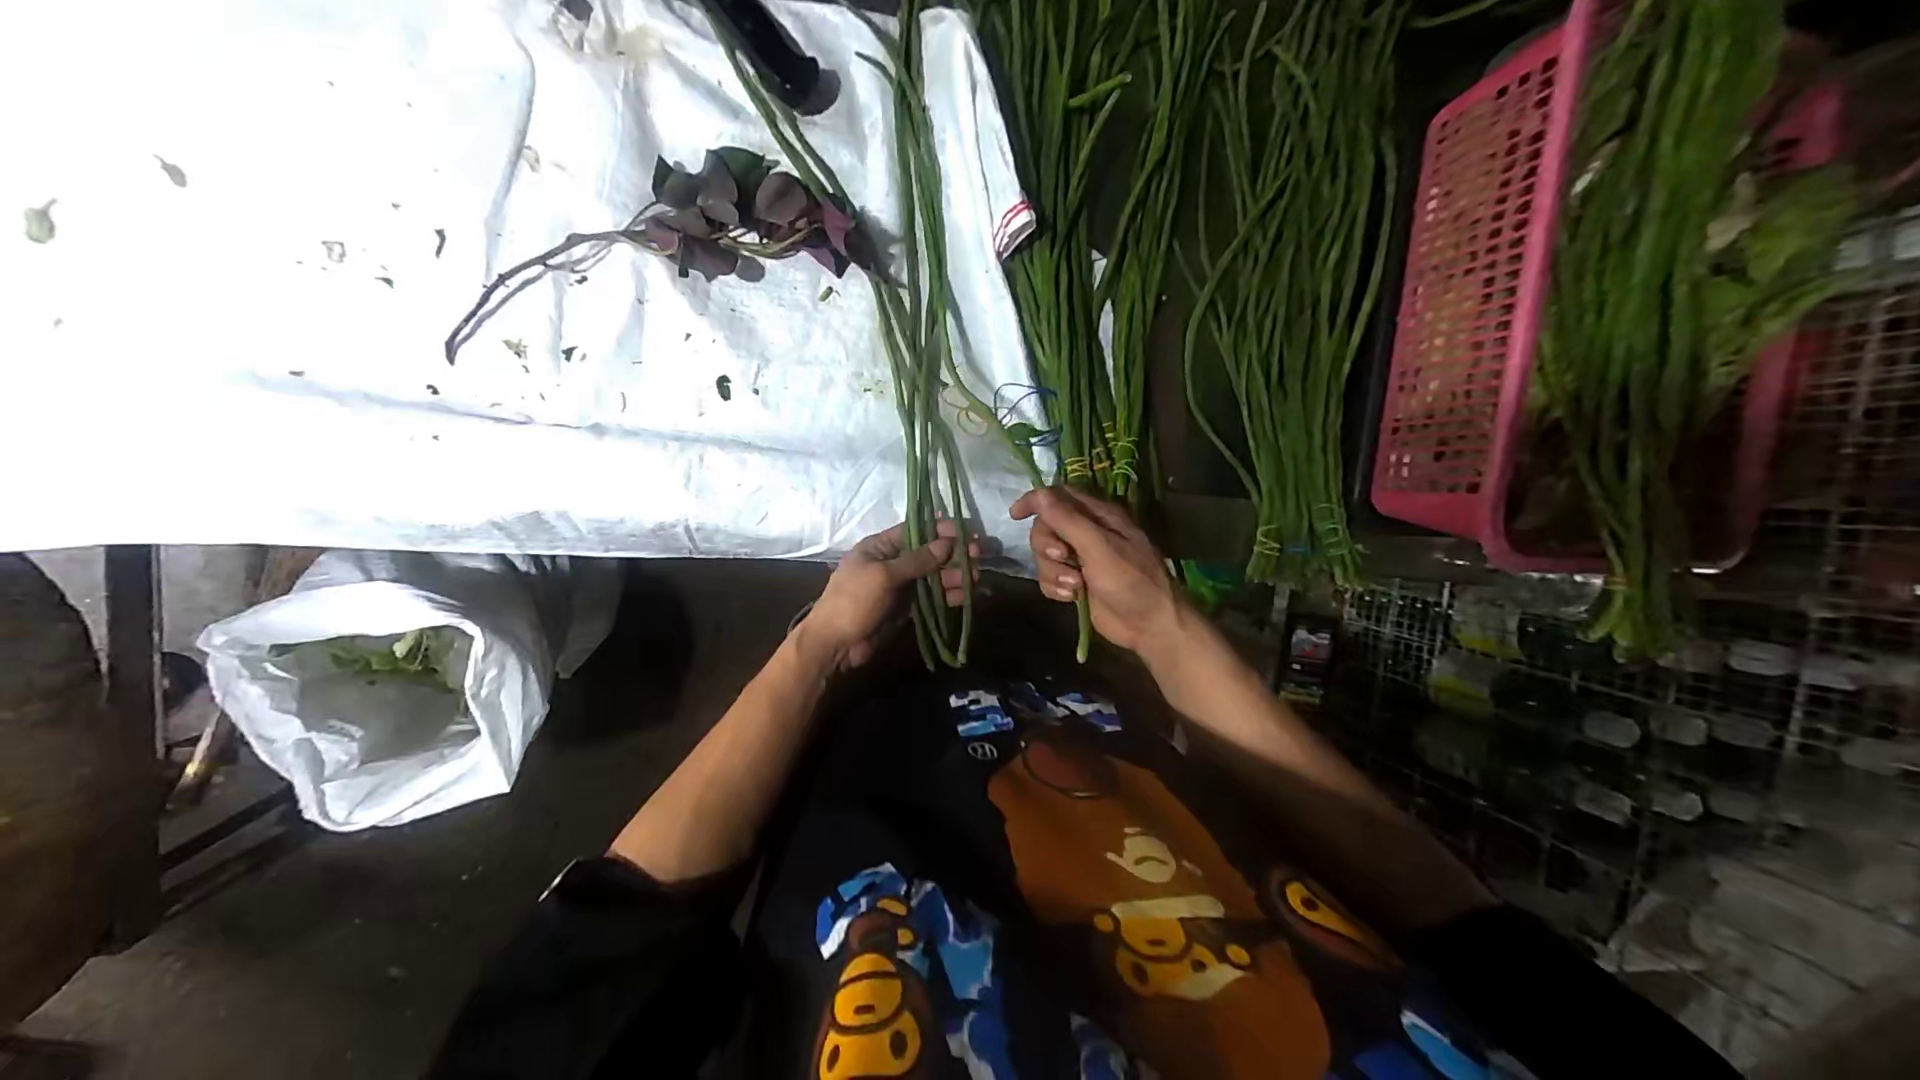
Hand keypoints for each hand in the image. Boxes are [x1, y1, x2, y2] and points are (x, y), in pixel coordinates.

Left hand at [796, 520, 973, 670]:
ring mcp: (899, 586)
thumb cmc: (852, 602)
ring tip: (974, 577)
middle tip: (977, 555)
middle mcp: (891, 562)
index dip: (939, 529)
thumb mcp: (883, 576)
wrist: (834, 644)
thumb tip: (946, 543)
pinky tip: (964, 596)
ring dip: (953, 575)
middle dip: (952, 553)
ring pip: (932, 576)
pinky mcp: (905, 608)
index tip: (965, 531)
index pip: (914, 530)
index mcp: (878, 547)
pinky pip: (930, 597)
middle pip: (927, 553)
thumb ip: (916, 560)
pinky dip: (946, 595)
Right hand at [1009, 487, 1187, 655]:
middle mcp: (1087, 533)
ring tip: (1075, 586)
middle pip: (1045, 527)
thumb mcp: (1099, 547)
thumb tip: (1039, 494)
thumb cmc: (1131, 581)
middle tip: (1063, 558)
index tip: (1015, 515)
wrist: (1149, 625)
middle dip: (1047, 545)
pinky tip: (1072, 597)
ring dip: (1054, 571)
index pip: (1058, 496)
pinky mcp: (1075, 583)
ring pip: (1044, 556)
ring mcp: (1080, 559)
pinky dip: (1056, 587)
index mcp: (1098, 515)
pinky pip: (1048, 578)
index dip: (1035, 502)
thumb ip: (1067, 520)